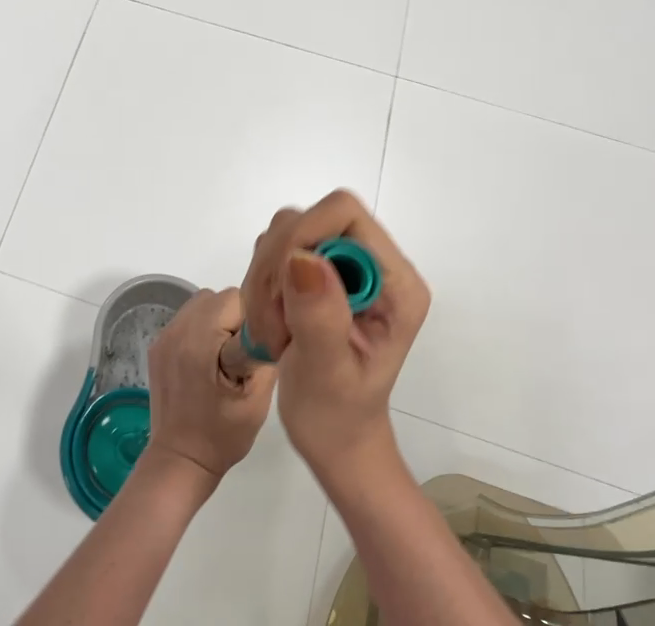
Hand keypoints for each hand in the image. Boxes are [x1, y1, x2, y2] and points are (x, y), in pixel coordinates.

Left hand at [145, 287, 276, 480]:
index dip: (256, 317)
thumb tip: (274, 323)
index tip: (262, 344)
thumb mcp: (257, 397)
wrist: (181, 460)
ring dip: (219, 321)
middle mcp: (175, 330)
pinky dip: (203, 329)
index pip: (236, 299)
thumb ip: (265, 351)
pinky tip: (209, 361)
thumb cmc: (223, 435)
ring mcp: (163, 337)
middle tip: (247, 352)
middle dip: (238, 317)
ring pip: (201, 304)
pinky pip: (187, 320)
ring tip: (228, 356)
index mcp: (198, 341)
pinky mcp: (158, 346)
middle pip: (217, 297)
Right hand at [264, 190, 430, 472]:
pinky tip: (271, 327)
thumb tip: (303, 258)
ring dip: (263, 282)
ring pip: (283, 235)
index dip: (303, 235)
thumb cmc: (338, 417)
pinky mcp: (315, 276)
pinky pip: (272, 256)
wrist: (334, 440)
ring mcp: (341, 268)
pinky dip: (259, 288)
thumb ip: (320, 316)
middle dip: (276, 268)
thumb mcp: (329, 374)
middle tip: (274, 324)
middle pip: (307, 219)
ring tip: (274, 333)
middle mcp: (371, 264)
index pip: (344, 214)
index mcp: (395, 282)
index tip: (281, 289)